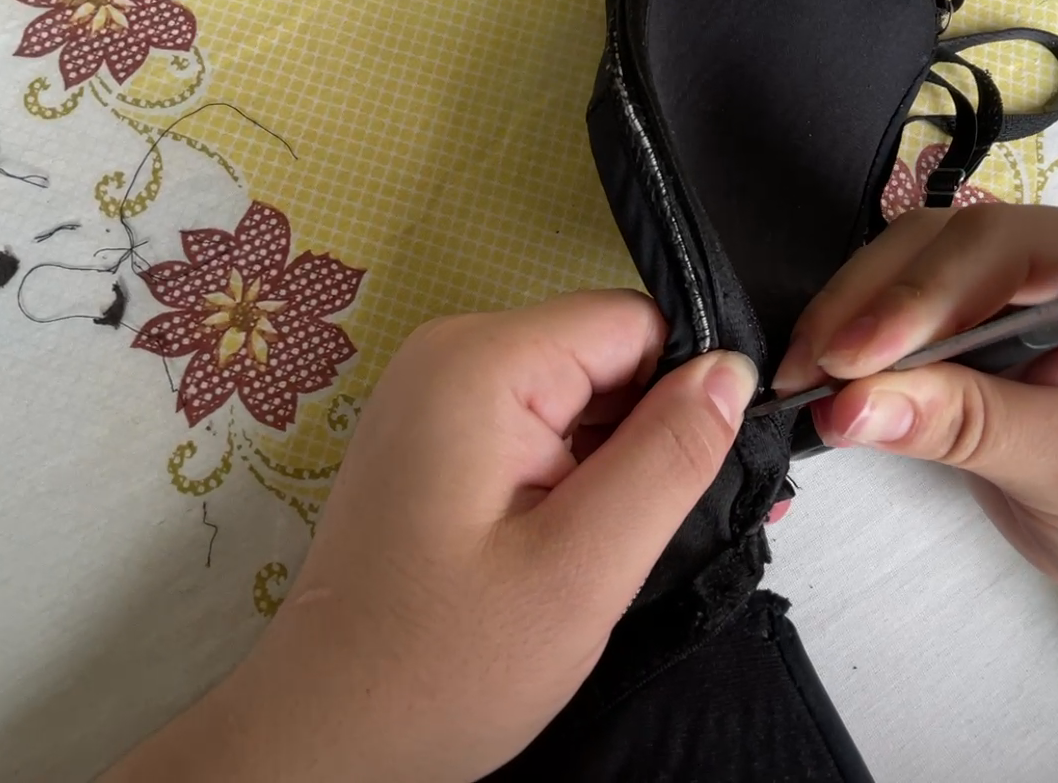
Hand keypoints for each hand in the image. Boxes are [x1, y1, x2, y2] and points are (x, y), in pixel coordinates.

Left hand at [105, 291, 755, 782]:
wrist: (325, 735)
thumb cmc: (443, 665)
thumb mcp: (580, 568)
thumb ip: (666, 457)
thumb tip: (731, 370)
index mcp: (482, 360)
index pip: (631, 322)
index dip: (684, 384)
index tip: (704, 465)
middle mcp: (454, 351)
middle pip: (603, 351)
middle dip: (652, 425)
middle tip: (672, 520)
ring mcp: (442, 387)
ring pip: (580, 387)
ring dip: (617, 453)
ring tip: (627, 538)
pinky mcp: (443, 426)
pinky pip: (542, 417)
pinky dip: (579, 465)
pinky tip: (587, 529)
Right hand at [773, 205, 1057, 646]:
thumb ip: (969, 425)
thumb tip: (848, 405)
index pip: (1004, 249)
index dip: (920, 293)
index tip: (853, 358)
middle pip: (940, 248)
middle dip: (868, 304)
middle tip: (809, 370)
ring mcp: (1016, 306)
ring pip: (907, 278)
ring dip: (848, 323)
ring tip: (804, 379)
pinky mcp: (977, 351)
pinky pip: (901, 328)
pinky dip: (857, 354)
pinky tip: (826, 383)